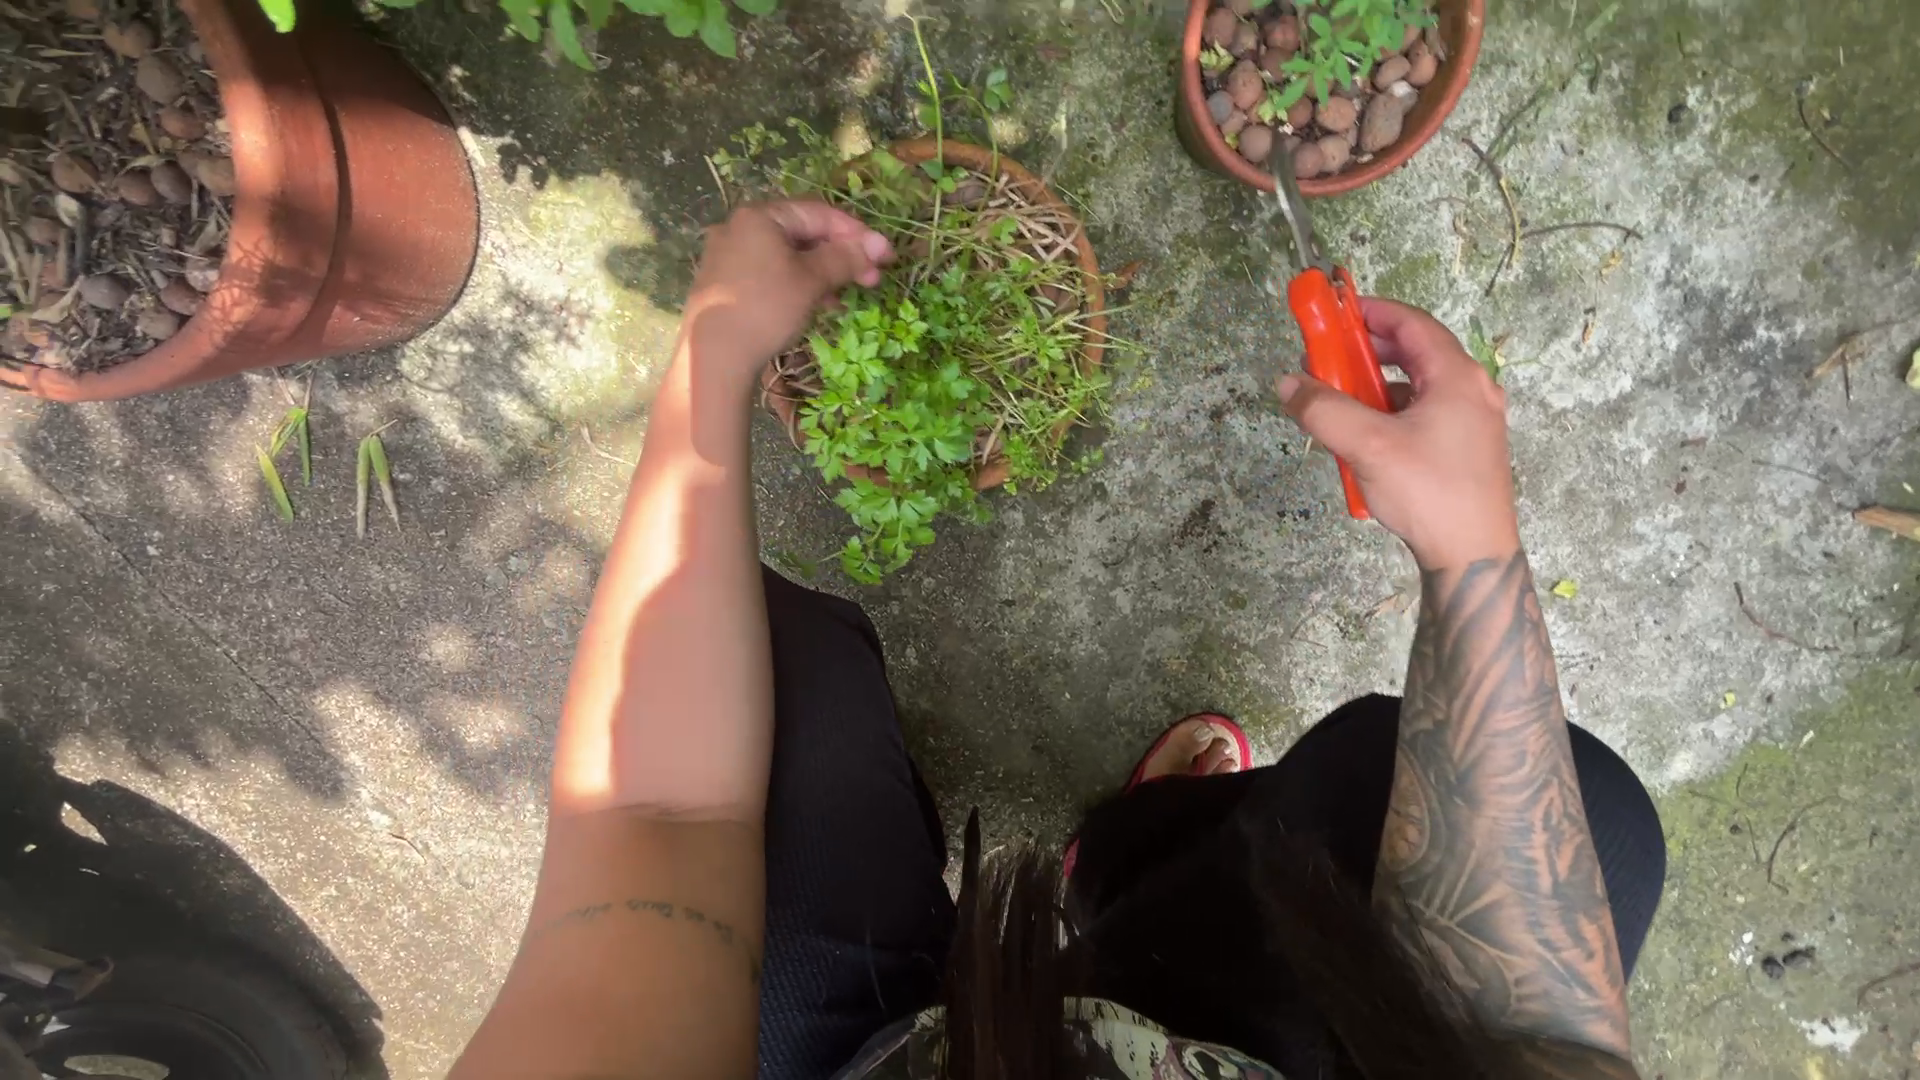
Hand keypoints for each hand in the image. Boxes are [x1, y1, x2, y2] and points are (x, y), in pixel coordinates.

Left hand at [682, 200, 893, 380]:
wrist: (714, 356)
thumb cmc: (766, 309)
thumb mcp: (811, 281)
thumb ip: (845, 258)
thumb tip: (880, 244)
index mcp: (760, 216)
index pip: (819, 213)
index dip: (856, 233)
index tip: (885, 255)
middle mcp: (740, 227)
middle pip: (802, 233)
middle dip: (840, 255)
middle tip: (871, 279)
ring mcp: (729, 255)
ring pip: (787, 256)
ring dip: (822, 273)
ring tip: (844, 298)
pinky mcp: (724, 283)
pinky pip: (771, 274)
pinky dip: (798, 284)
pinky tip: (814, 306)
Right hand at [1276, 298, 1519, 569]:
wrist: (1472, 552)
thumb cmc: (1427, 490)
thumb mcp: (1366, 446)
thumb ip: (1323, 410)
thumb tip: (1287, 384)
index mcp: (1456, 376)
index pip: (1412, 323)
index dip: (1371, 312)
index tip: (1335, 312)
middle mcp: (1470, 390)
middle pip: (1413, 353)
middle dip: (1365, 352)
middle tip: (1326, 359)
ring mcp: (1470, 421)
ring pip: (1414, 387)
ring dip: (1373, 386)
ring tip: (1337, 401)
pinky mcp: (1462, 448)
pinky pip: (1419, 415)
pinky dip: (1387, 412)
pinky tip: (1362, 437)